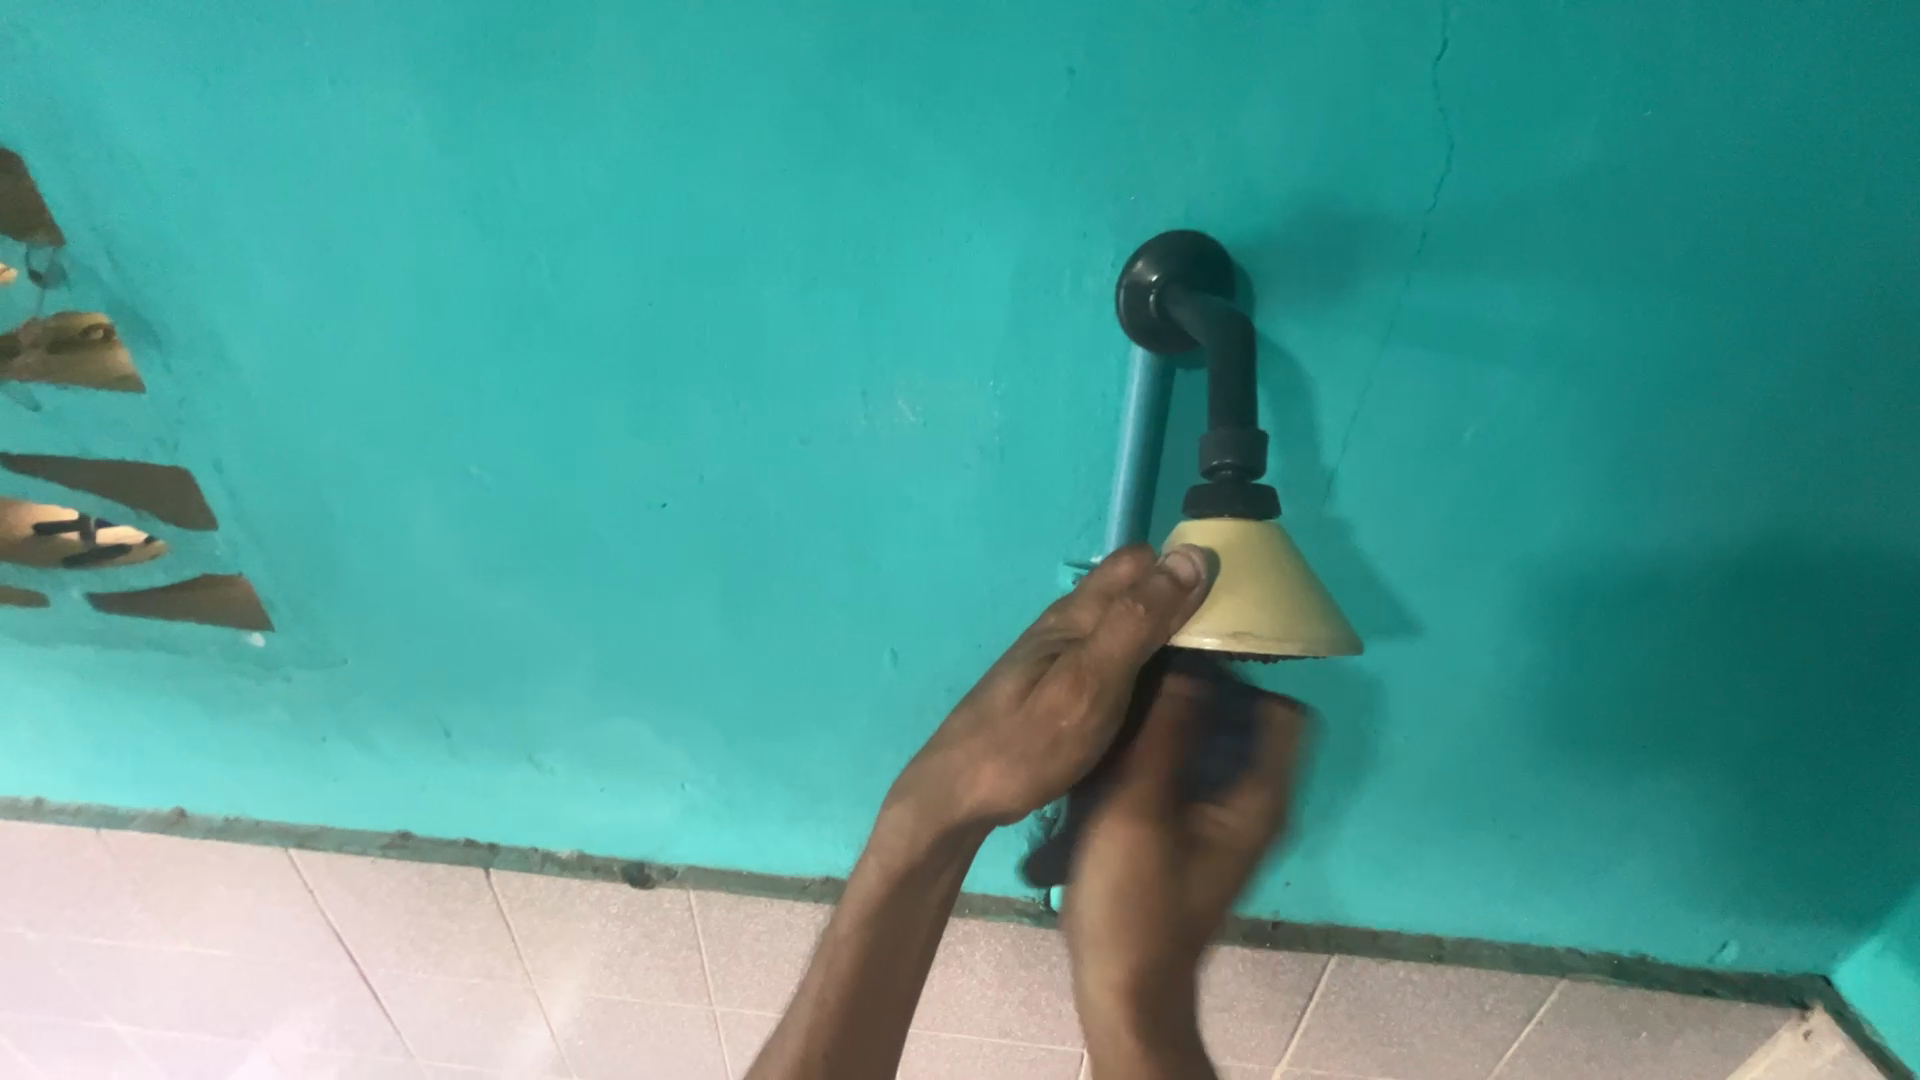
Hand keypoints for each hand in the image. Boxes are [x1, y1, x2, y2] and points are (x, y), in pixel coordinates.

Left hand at [889, 544, 1216, 830]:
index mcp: (1077, 613)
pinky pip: (1114, 660)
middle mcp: (1070, 624)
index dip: (1184, 568)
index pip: (1141, 561)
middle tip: (1232, 643)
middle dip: (1182, 602)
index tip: (1235, 599)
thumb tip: (1190, 557)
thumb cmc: (1027, 742)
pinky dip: (1145, 666)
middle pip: (1135, 591)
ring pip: (1126, 626)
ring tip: (1213, 669)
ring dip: (1166, 636)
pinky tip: (1164, 696)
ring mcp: (1062, 657)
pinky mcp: (1060, 688)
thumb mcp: (1090, 681)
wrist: (960, 794)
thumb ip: (1138, 621)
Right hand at [1063, 661, 1309, 1069]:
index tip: (1188, 657)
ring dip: (1177, 712)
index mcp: (1260, 795)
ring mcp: (1221, 814)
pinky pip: (1189, 761)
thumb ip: (1163, 732)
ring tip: (1127, 693)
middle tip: (1146, 667)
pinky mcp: (1191, 824)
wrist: (1121, 984)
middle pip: (1246, 717)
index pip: (1285, 710)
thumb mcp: (1141, 807)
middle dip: (1202, 687)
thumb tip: (1187, 661)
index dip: (1245, 676)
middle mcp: (1252, 799)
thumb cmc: (1134, 900)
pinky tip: (1117, 736)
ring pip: (1213, 738)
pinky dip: (1164, 740)